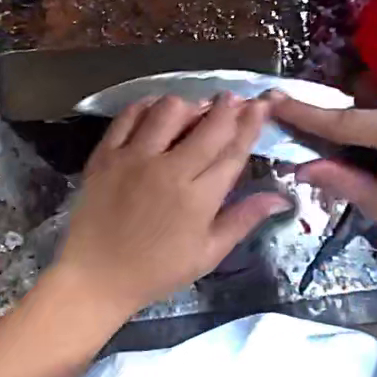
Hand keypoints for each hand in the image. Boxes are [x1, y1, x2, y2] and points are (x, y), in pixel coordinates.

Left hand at [55, 94, 290, 313]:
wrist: (96, 277)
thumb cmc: (156, 271)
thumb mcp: (207, 254)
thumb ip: (243, 220)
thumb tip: (281, 198)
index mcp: (199, 197)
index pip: (233, 151)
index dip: (250, 125)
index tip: (260, 106)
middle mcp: (170, 169)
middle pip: (207, 126)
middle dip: (227, 107)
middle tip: (234, 99)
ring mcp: (135, 158)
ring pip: (168, 111)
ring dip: (187, 105)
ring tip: (193, 109)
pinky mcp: (106, 155)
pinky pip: (128, 117)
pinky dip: (145, 106)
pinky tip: (155, 109)